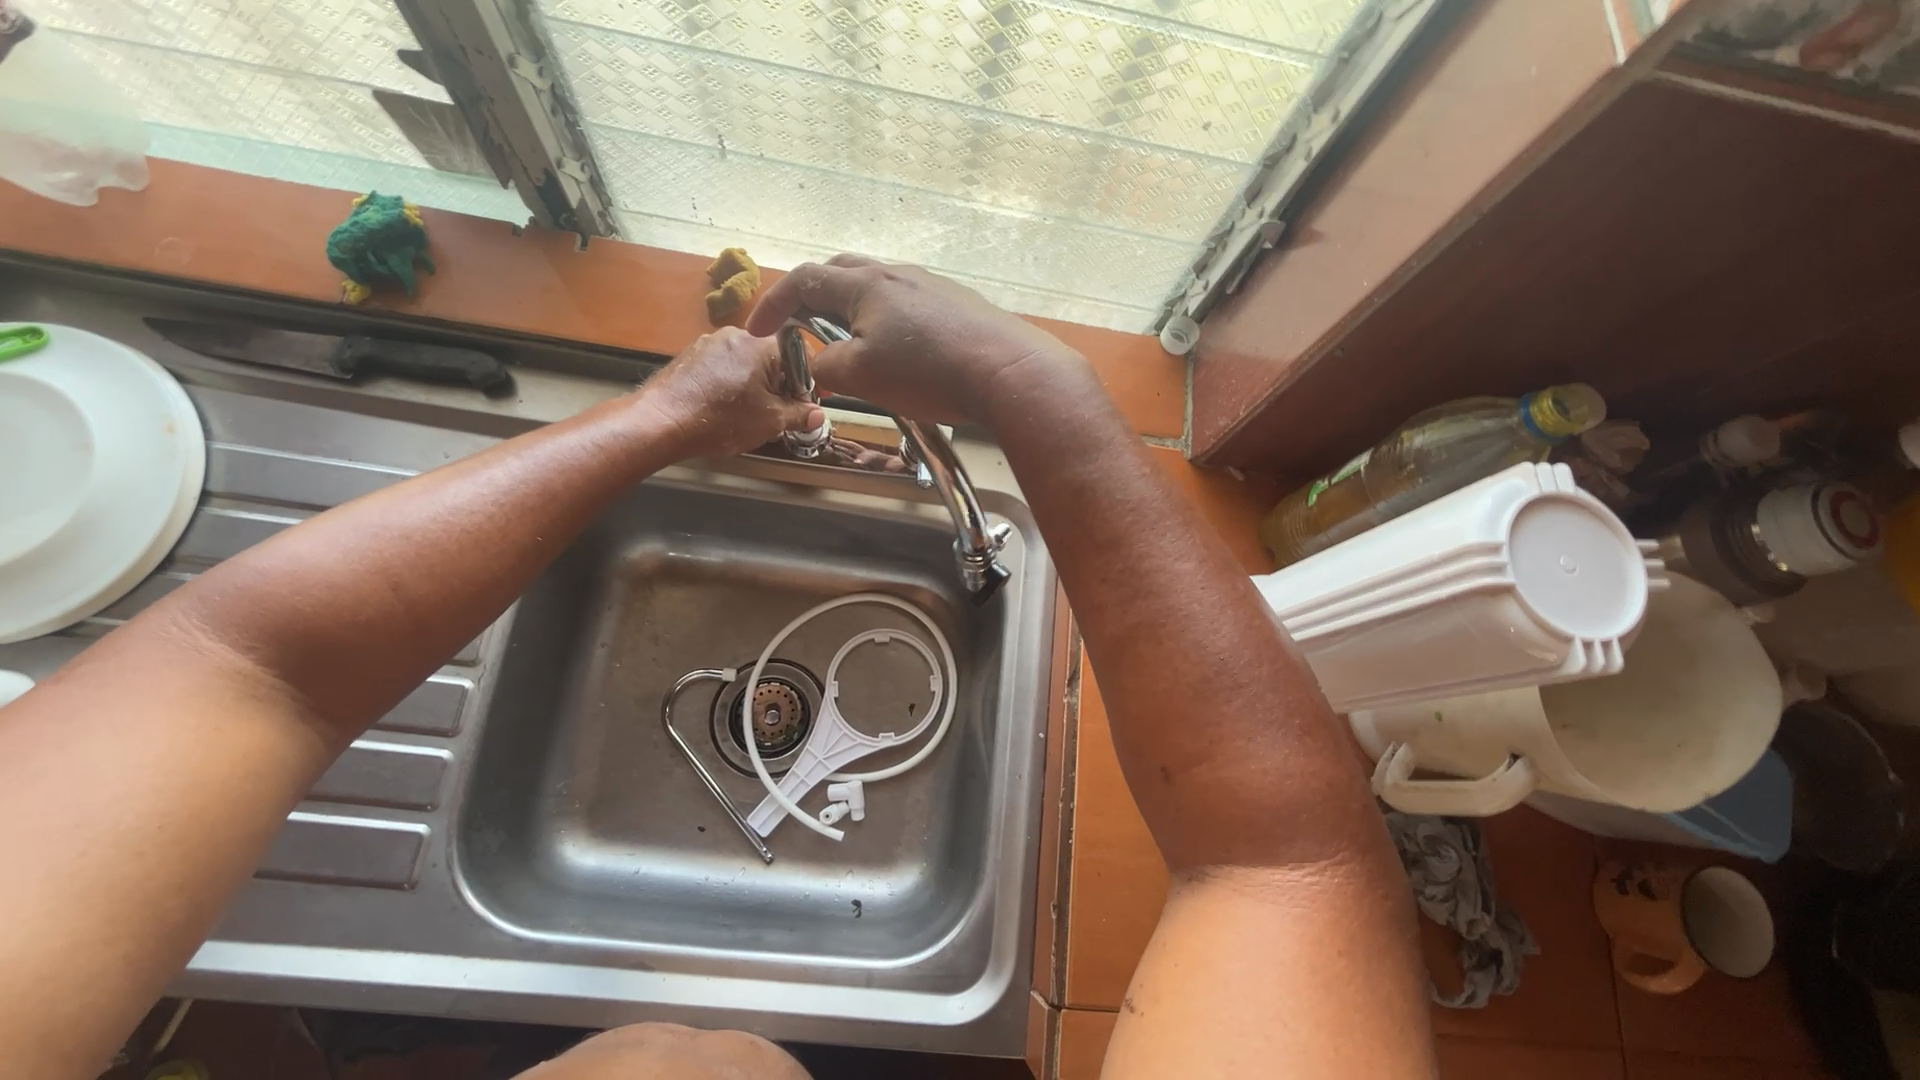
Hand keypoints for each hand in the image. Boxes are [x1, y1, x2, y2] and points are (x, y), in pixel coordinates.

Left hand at [638, 326, 824, 458]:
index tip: (812, 401)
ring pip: (747, 363)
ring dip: (757, 385)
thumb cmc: (720, 419)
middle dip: (783, 384)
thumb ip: (799, 415)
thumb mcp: (770, 422)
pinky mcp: (691, 356)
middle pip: (773, 357)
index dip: (812, 380)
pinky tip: (726, 408)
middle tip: (784, 413)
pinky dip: (733, 384)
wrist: (660, 422)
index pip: (802, 353)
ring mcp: (710, 343)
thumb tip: (817, 415)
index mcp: (761, 344)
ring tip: (752, 414)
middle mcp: (736, 335)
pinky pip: (724, 367)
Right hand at [744, 255, 1086, 426]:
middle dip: (813, 296)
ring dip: (852, 309)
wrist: (1007, 372)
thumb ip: (828, 367)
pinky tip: (898, 349)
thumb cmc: (928, 371)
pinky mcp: (958, 305)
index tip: (757, 330)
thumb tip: (817, 366)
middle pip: (842, 272)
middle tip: (801, 326)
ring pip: (878, 288)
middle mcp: (897, 275)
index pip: (804, 281)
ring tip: (848, 342)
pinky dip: (886, 320)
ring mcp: (932, 287)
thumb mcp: (863, 376)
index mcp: (865, 284)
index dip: (774, 304)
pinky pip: (908, 304)